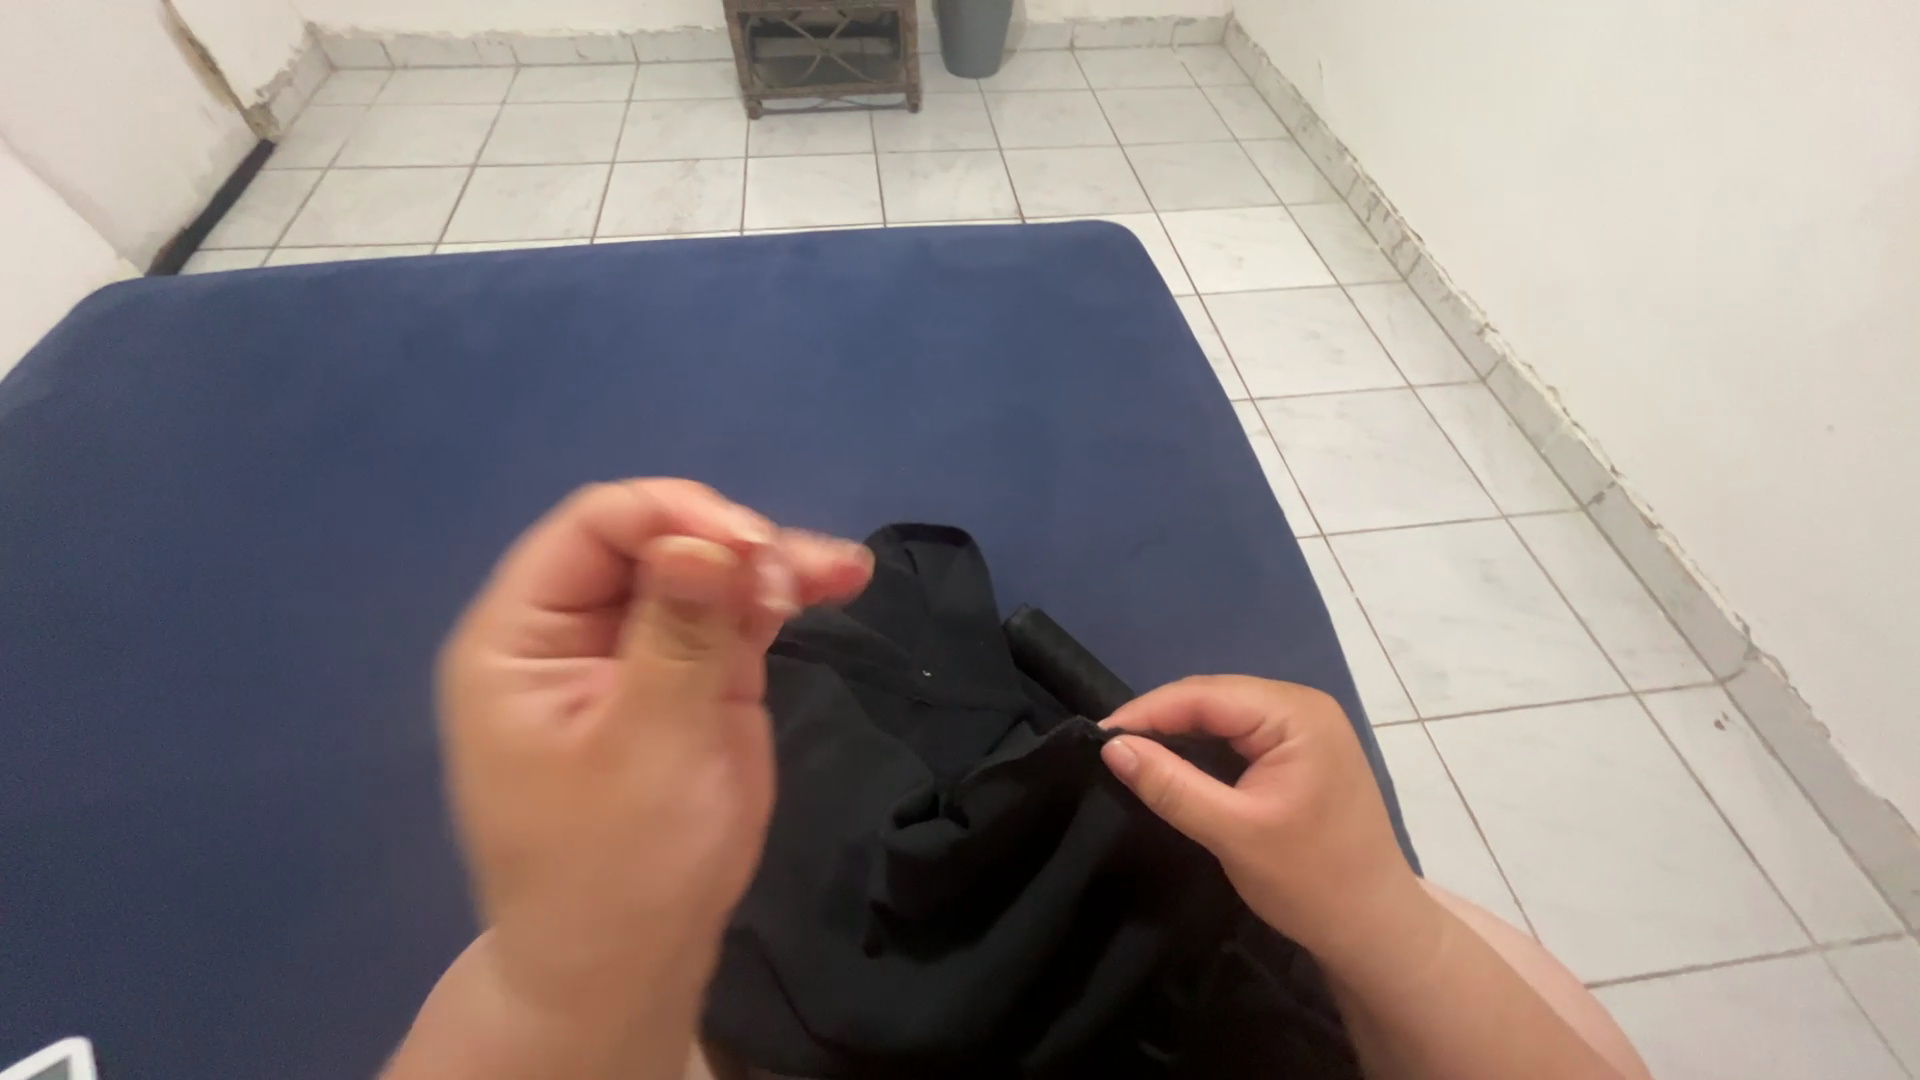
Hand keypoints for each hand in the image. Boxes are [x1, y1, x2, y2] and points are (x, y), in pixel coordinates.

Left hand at [435, 480, 871, 1021]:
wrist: (635, 956)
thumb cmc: (617, 867)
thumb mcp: (647, 750)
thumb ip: (678, 638)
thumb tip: (705, 537)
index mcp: (524, 636)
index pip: (595, 528)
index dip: (673, 516)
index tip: (750, 544)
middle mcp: (581, 625)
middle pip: (661, 538)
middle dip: (734, 543)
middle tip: (795, 577)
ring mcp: (645, 644)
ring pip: (711, 567)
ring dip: (774, 563)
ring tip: (840, 571)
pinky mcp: (697, 670)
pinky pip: (740, 610)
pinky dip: (787, 592)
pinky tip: (839, 577)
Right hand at [1099, 676, 1430, 967]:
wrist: (1377, 931)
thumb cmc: (1313, 882)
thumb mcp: (1233, 834)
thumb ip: (1171, 786)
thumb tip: (1110, 746)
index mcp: (1296, 714)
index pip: (1204, 695)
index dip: (1147, 711)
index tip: (1098, 736)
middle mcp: (1301, 706)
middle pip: (1211, 698)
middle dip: (1159, 720)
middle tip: (1111, 748)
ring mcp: (1302, 726)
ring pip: (1220, 713)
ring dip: (1177, 732)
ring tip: (1132, 752)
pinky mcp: (1297, 747)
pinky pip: (1235, 732)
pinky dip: (1200, 746)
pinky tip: (1173, 761)